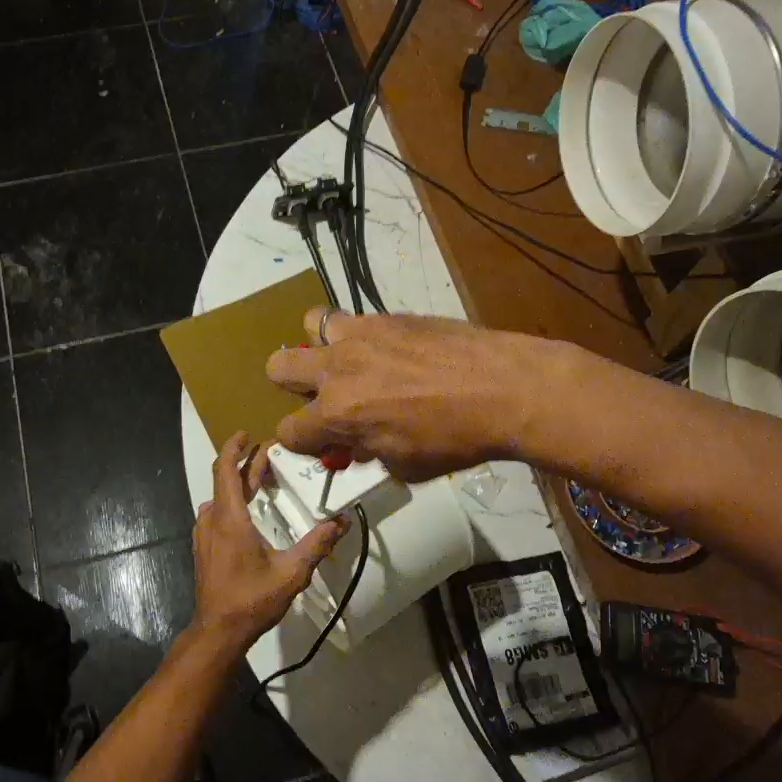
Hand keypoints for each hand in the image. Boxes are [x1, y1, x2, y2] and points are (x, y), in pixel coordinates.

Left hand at [189, 432, 348, 651]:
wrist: (218, 632)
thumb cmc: (252, 600)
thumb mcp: (292, 573)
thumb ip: (317, 544)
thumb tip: (341, 521)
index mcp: (230, 518)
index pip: (226, 469)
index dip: (235, 447)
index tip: (248, 434)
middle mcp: (212, 519)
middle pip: (225, 480)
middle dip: (246, 463)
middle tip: (270, 454)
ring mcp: (204, 534)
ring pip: (220, 497)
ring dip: (239, 483)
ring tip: (263, 480)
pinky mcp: (204, 547)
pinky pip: (216, 513)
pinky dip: (232, 501)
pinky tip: (250, 512)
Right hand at [263, 308, 591, 480]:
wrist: (503, 388)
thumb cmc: (455, 439)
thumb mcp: (405, 465)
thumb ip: (370, 451)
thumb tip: (359, 441)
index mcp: (338, 413)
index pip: (289, 431)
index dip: (302, 442)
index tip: (323, 443)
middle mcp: (338, 369)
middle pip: (278, 367)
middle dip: (293, 386)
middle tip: (325, 396)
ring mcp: (361, 335)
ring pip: (312, 325)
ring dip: (324, 346)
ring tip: (353, 360)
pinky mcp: (388, 316)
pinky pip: (356, 320)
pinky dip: (363, 337)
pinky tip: (393, 352)